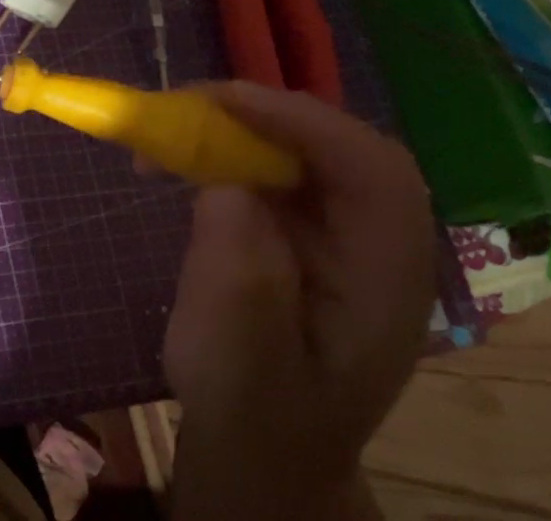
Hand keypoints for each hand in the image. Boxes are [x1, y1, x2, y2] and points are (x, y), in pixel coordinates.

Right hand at [163, 83, 433, 520]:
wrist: (263, 449)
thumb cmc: (252, 411)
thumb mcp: (238, 358)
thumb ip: (241, 277)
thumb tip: (227, 184)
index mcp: (385, 278)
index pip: (373, 172)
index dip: (303, 122)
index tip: (218, 101)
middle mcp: (376, 244)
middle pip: (340, 148)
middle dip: (261, 115)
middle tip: (180, 109)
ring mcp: (341, 235)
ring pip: (304, 151)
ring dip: (234, 130)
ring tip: (165, 134)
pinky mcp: (304, 232)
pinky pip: (274, 171)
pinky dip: (224, 152)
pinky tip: (180, 163)